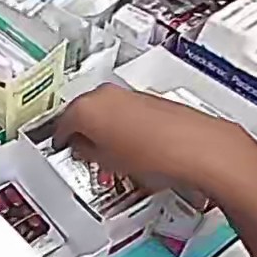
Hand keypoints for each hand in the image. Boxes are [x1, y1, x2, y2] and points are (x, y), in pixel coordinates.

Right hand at [53, 84, 256, 194]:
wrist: (197, 149)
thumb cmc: (155, 154)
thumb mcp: (105, 162)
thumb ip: (85, 151)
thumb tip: (83, 147)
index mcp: (85, 108)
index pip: (61, 124)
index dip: (59, 140)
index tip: (60, 147)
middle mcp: (104, 94)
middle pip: (81, 113)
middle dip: (81, 132)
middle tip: (81, 151)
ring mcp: (127, 95)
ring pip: (103, 111)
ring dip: (101, 130)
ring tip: (108, 155)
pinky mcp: (147, 98)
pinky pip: (123, 111)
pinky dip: (120, 126)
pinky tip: (129, 147)